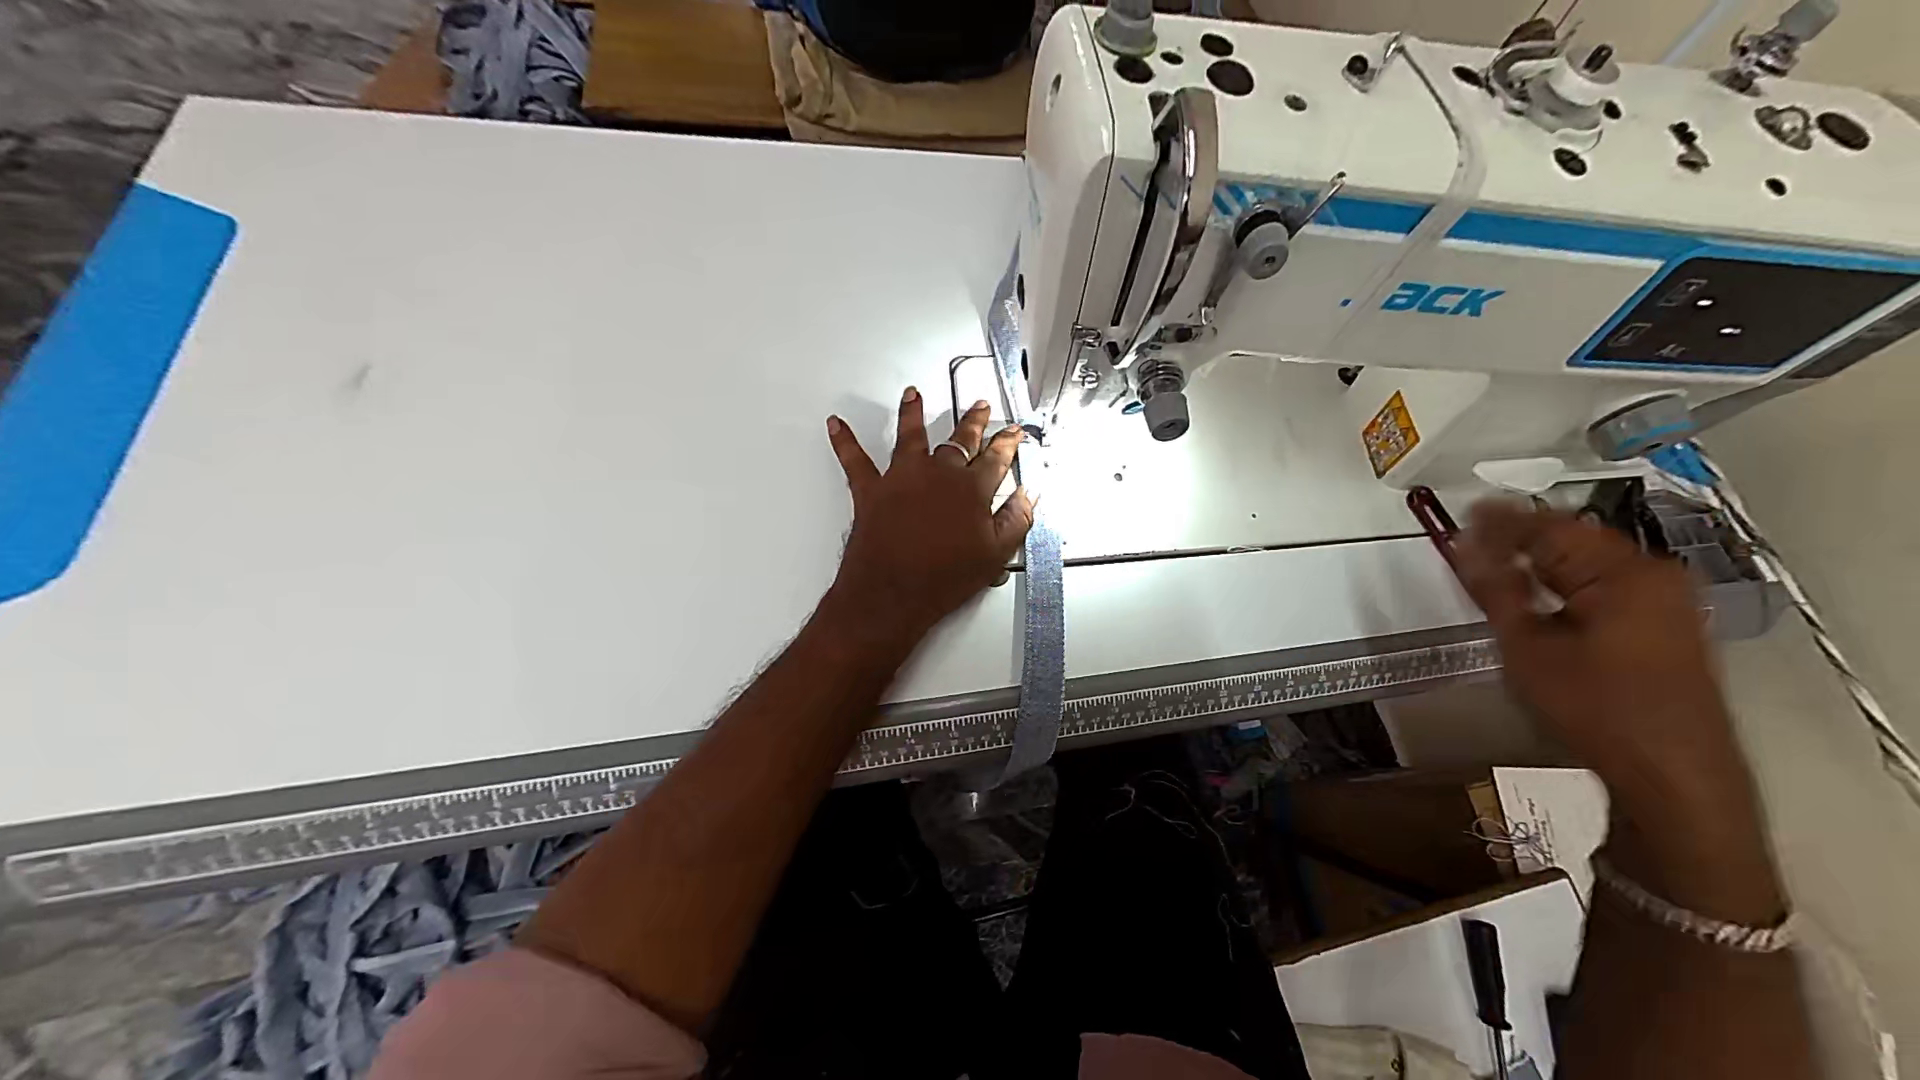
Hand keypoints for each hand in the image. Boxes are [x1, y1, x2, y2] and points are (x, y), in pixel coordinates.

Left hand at [821, 387, 1033, 648]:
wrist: (892, 595)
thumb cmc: (940, 579)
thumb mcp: (995, 555)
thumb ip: (1017, 520)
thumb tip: (1027, 497)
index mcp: (971, 489)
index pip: (996, 457)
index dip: (1008, 443)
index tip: (1014, 433)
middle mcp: (937, 475)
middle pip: (960, 440)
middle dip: (973, 422)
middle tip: (980, 408)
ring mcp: (902, 479)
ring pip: (910, 436)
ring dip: (912, 413)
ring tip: (913, 395)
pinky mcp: (871, 492)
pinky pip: (854, 460)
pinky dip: (844, 442)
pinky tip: (836, 425)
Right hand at [1452, 500, 1783, 921]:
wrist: (1673, 774)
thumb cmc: (1595, 708)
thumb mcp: (1528, 646)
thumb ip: (1494, 589)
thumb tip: (1462, 545)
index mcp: (1623, 572)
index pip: (1547, 528)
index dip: (1497, 521)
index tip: (1457, 515)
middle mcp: (1653, 574)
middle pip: (1572, 539)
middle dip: (1517, 538)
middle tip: (1467, 540)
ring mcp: (1666, 599)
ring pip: (1586, 562)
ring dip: (1537, 560)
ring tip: (1490, 564)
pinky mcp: (1664, 623)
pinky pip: (1603, 584)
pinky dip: (1563, 581)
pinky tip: (1532, 592)